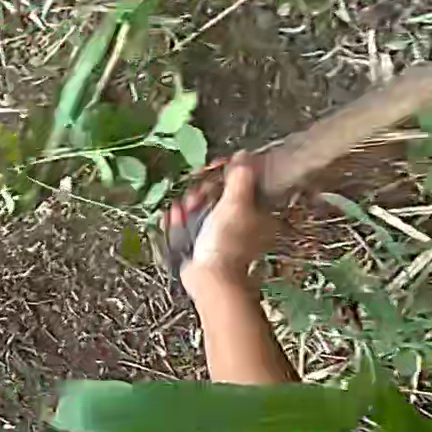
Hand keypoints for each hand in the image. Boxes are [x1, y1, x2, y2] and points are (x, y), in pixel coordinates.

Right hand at [168, 156, 274, 302]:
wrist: (210, 277)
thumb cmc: (227, 240)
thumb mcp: (237, 203)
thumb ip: (241, 177)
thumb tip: (243, 154)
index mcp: (258, 212)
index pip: (243, 183)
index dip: (225, 174)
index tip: (210, 171)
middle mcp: (241, 222)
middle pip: (219, 195)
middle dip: (201, 192)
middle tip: (194, 197)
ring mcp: (221, 234)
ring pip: (202, 208)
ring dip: (187, 205)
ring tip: (180, 210)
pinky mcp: (202, 244)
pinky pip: (190, 224)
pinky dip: (180, 220)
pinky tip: (173, 218)